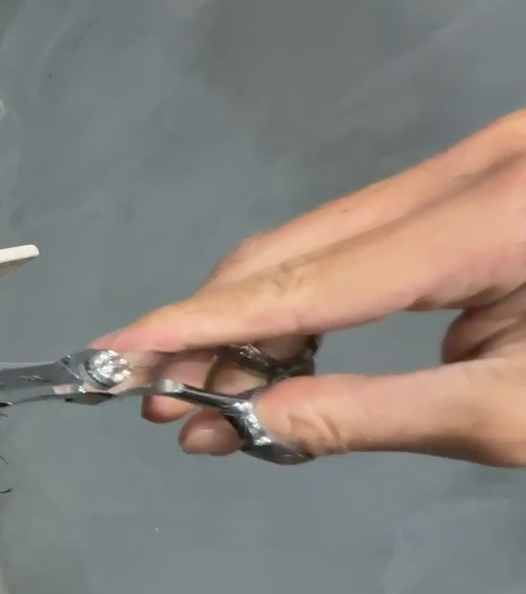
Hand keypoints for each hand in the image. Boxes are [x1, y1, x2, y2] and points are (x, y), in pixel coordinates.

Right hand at [95, 109, 525, 464]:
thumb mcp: (517, 412)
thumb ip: (363, 414)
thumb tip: (228, 428)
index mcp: (510, 214)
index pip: (306, 279)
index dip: (196, 323)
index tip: (109, 353)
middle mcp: (487, 165)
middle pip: (293, 250)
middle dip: (213, 333)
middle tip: (162, 402)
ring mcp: (483, 165)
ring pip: (309, 246)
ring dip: (248, 327)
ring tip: (216, 397)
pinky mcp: (477, 183)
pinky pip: (349, 243)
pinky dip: (299, 310)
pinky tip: (280, 361)